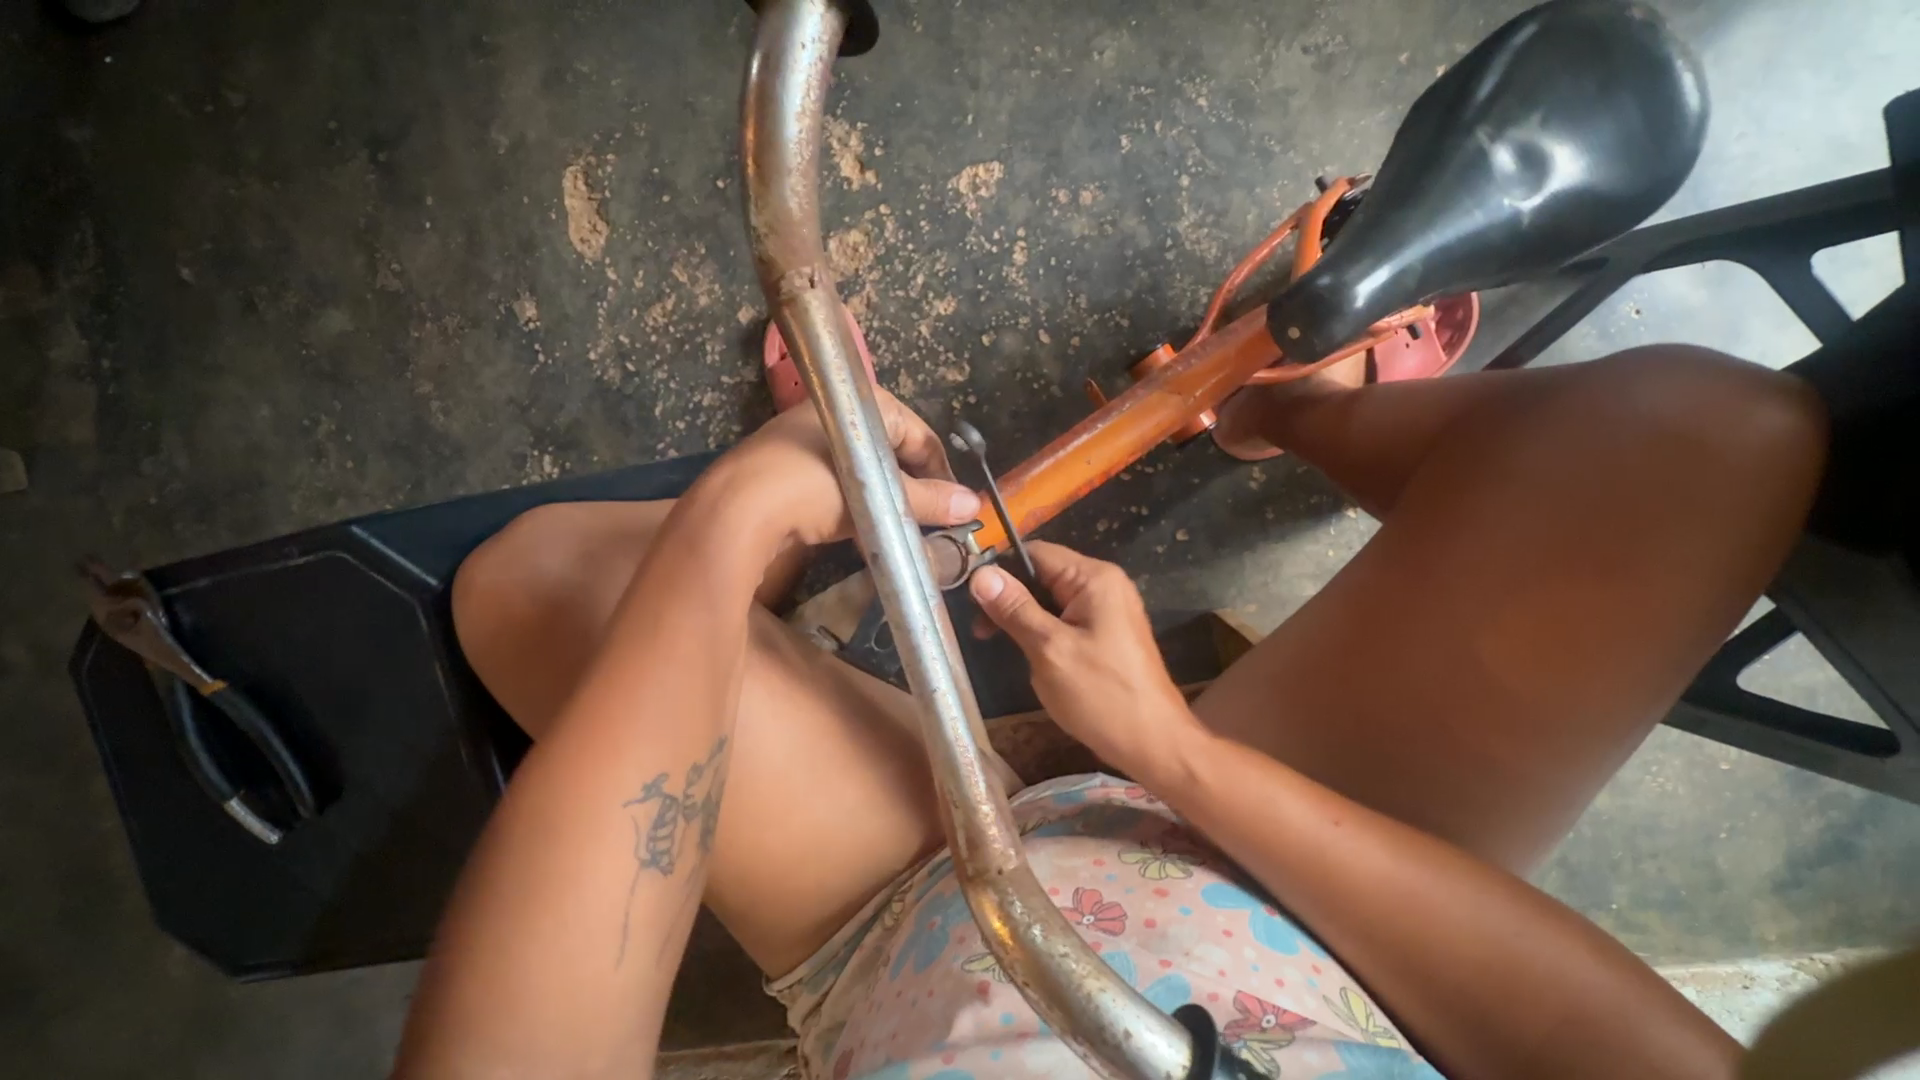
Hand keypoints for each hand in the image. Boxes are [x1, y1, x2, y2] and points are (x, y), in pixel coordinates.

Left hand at [702, 387, 982, 551]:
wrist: (738, 507)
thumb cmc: (815, 487)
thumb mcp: (878, 494)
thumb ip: (927, 500)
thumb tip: (974, 506)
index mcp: (864, 402)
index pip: (922, 435)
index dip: (942, 472)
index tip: (956, 508)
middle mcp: (839, 412)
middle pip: (894, 452)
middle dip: (913, 490)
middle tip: (929, 525)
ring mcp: (812, 438)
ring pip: (867, 472)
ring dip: (885, 503)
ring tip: (899, 534)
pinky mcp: (792, 468)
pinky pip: (839, 484)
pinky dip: (857, 507)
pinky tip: (862, 535)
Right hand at [969, 541, 1205, 777]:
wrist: (1154, 744)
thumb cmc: (1102, 695)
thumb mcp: (1049, 650)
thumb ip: (1015, 609)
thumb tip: (980, 574)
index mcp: (1094, 578)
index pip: (1035, 553)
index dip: (999, 571)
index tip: (969, 599)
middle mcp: (1104, 584)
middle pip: (1043, 575)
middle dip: (1009, 597)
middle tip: (979, 631)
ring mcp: (1107, 610)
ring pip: (1051, 600)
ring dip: (1023, 618)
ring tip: (997, 644)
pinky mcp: (1106, 634)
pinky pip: (1065, 619)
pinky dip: (1042, 632)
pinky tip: (1028, 655)